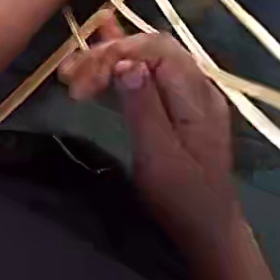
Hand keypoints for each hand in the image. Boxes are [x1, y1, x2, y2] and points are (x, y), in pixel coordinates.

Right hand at [59, 18, 240, 245]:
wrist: (209, 231)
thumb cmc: (182, 200)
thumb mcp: (159, 158)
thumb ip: (144, 107)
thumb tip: (125, 63)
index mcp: (197, 96)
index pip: (156, 49)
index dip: (115, 53)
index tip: (80, 76)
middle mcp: (199, 85)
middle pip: (151, 47)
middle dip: (108, 54)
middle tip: (70, 74)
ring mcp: (191, 92)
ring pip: (149, 56)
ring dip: (111, 58)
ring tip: (74, 67)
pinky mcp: (180, 103)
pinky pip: (152, 70)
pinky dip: (125, 61)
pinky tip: (103, 47)